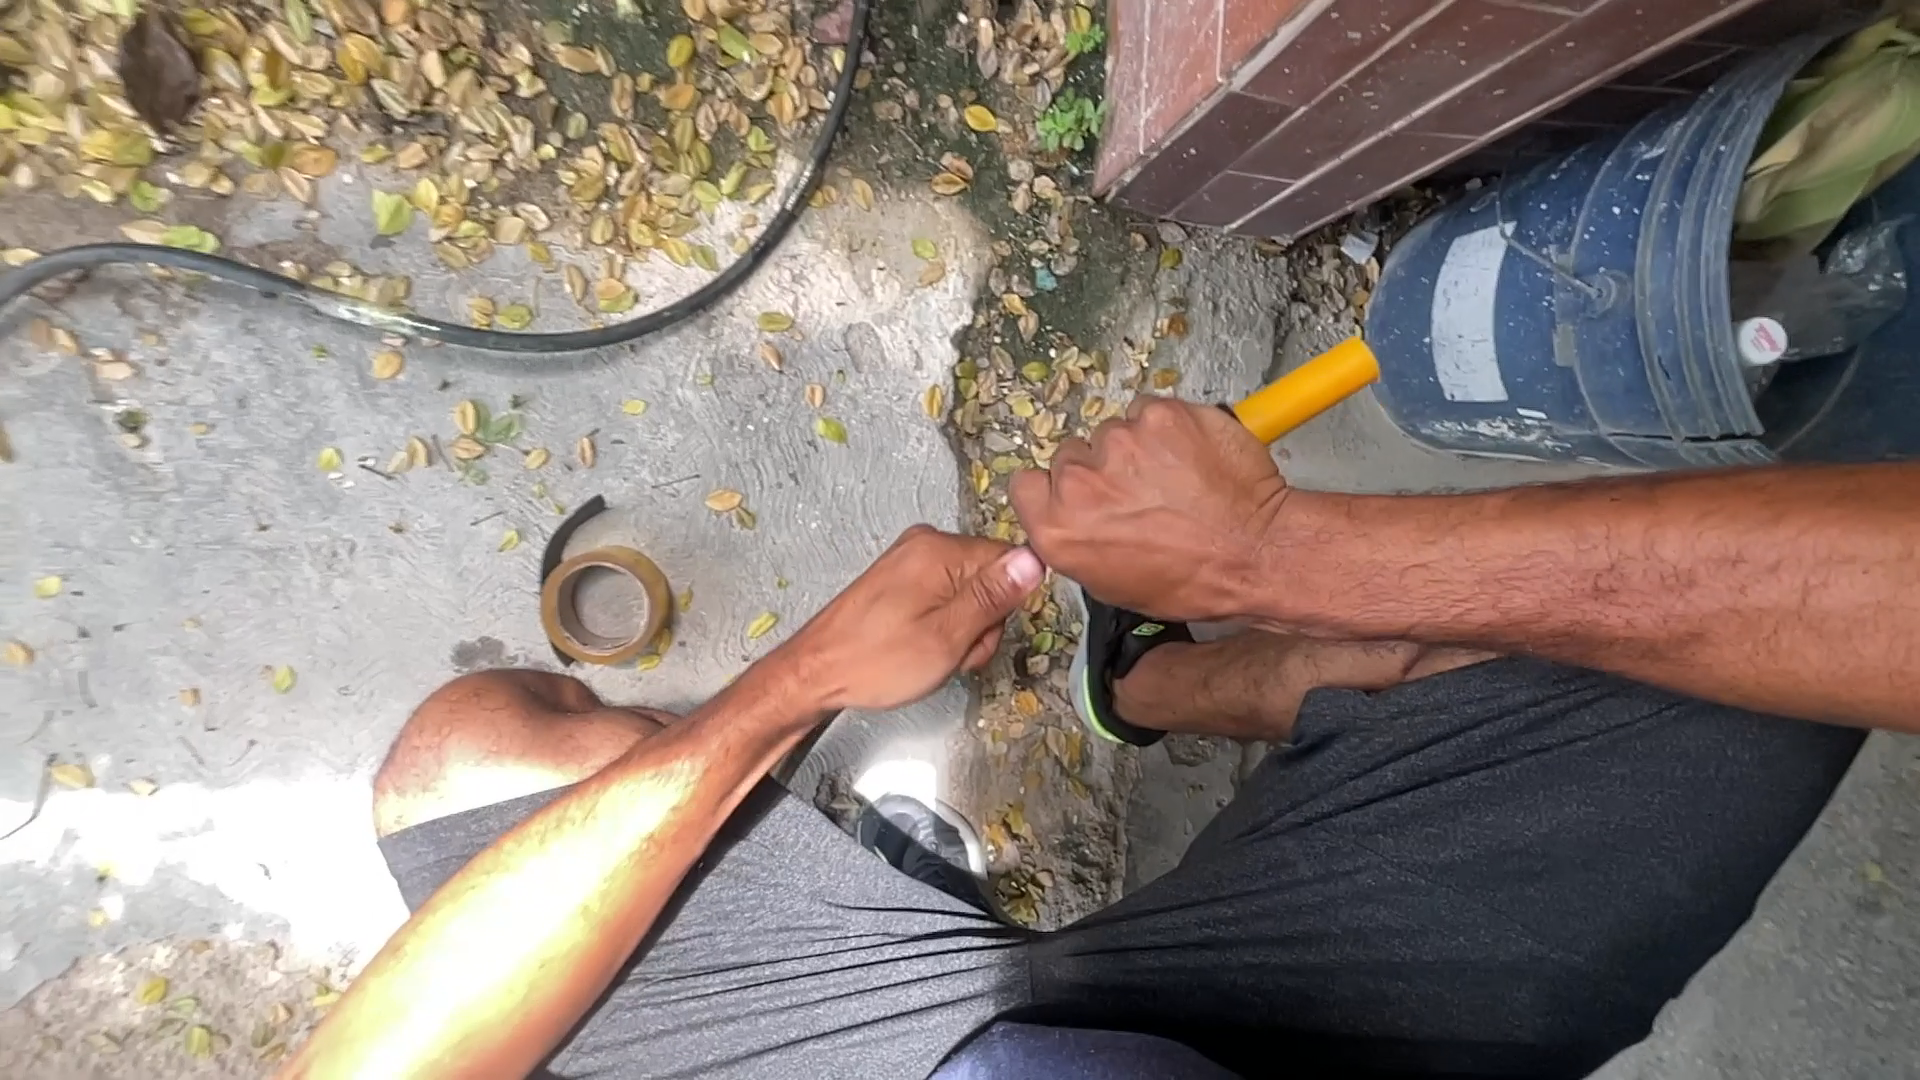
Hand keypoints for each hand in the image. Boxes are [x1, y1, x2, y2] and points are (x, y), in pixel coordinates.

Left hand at [783, 526, 1043, 711]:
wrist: (815, 673)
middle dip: (982, 623)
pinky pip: (944, 596)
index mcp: (940, 550)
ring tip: (934, 654)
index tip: (978, 633)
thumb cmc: (877, 660)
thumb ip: (993, 596)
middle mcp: (926, 544)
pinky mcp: (900, 578)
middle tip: (952, 652)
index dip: (1005, 606)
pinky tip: (922, 646)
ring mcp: (911, 560)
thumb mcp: (947, 636)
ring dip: (963, 629)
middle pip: (989, 578)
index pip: (1010, 562)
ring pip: (968, 592)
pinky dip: (941, 624)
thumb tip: (1034, 559)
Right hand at [1010, 397, 1290, 621]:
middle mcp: (1078, 482)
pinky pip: (1149, 411)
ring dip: (1137, 448)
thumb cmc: (1190, 580)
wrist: (1255, 553)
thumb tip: (1070, 518)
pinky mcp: (1159, 415)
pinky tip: (1189, 458)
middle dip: (1099, 468)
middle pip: (1071, 454)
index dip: (1054, 488)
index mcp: (1058, 528)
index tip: (1080, 494)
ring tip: (1172, 478)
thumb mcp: (1110, 584)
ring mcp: (1119, 442)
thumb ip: (1074, 541)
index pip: (1026, 484)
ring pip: (1113, 431)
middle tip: (1138, 493)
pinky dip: (1167, 428)